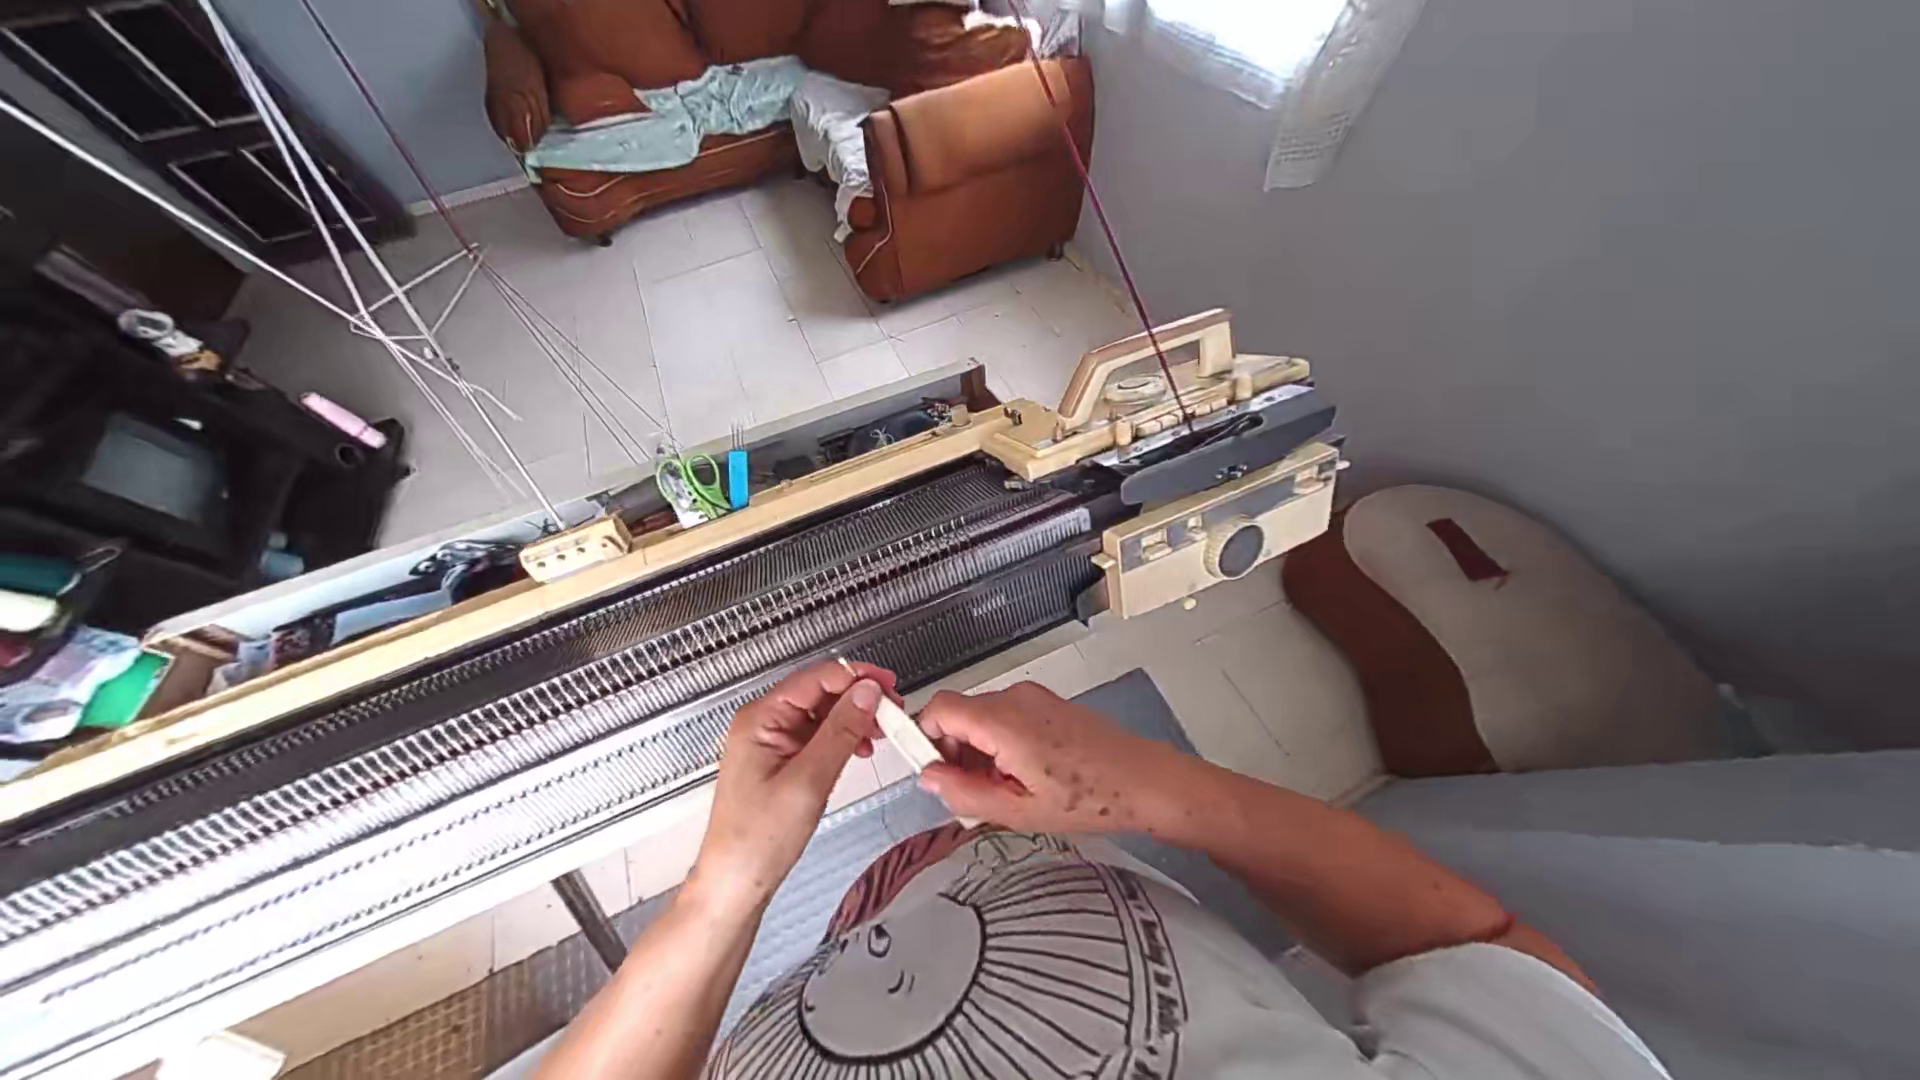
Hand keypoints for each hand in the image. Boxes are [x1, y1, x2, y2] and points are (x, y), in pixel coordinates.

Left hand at [690, 660, 897, 915]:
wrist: (734, 886)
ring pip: (824, 712)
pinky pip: (819, 734)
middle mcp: (764, 723)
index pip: (817, 677)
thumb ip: (841, 731)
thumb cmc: (755, 842)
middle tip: (891, 710)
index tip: (888, 686)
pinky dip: (844, 736)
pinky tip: (859, 749)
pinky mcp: (782, 759)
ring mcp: (773, 741)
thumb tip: (867, 693)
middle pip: (821, 691)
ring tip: (880, 732)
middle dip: (860, 697)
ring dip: (855, 717)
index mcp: (761, 718)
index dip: (856, 677)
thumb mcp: (808, 781)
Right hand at [915, 682, 1181, 834]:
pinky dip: (998, 741)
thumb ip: (964, 793)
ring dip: (977, 749)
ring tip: (1002, 788)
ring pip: (980, 716)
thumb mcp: (1018, 810)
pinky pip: (1003, 715)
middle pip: (957, 713)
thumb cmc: (1091, 797)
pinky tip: (1020, 774)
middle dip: (953, 751)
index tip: (928, 768)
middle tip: (970, 792)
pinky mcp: (1044, 702)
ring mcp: (1031, 697)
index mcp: (1002, 721)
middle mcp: (1013, 698)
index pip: (938, 708)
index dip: (924, 737)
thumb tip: (929, 778)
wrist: (1143, 779)